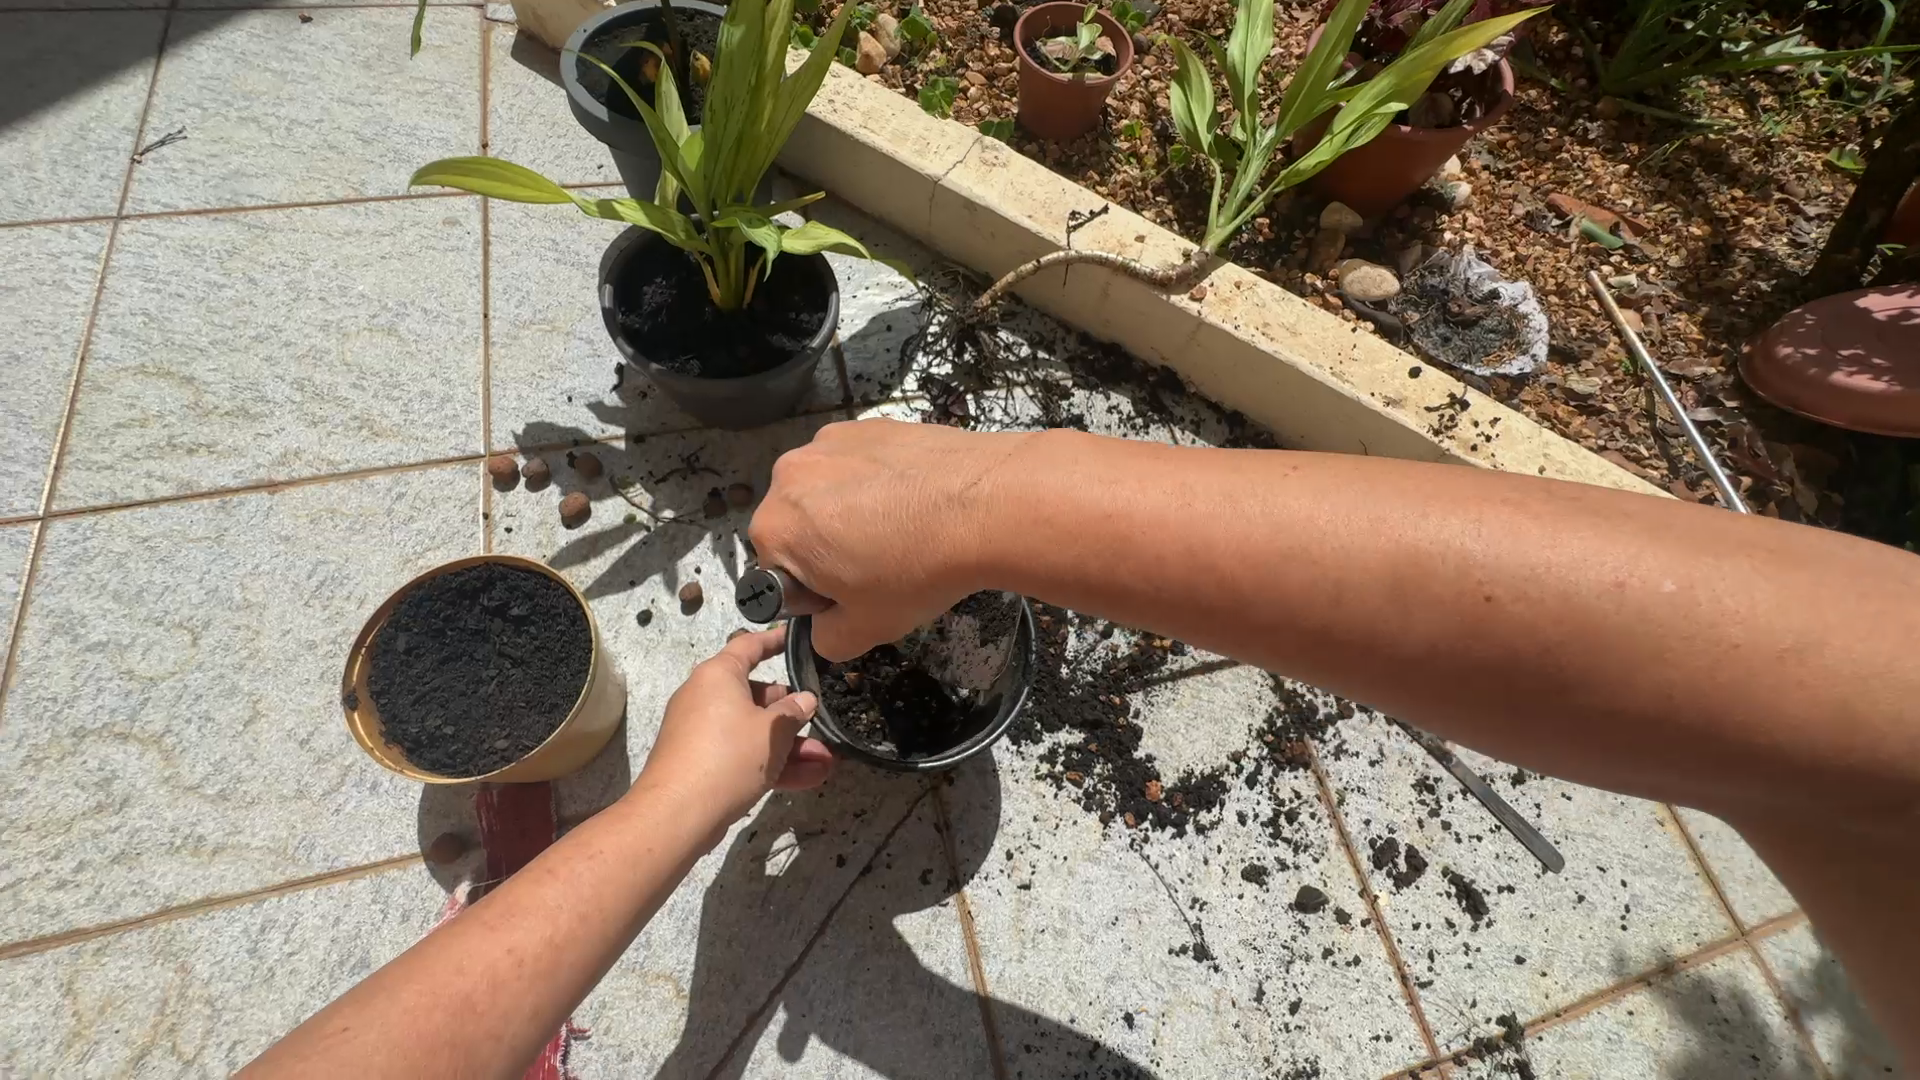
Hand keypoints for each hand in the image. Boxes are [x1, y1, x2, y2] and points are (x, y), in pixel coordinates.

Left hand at [636, 626, 834, 826]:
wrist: (676, 815)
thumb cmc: (728, 756)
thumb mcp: (772, 731)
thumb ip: (793, 712)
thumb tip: (805, 699)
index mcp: (718, 676)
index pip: (750, 646)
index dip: (775, 641)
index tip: (796, 638)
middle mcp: (707, 698)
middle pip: (757, 695)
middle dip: (793, 713)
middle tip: (821, 719)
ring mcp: (703, 733)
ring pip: (755, 731)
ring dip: (790, 745)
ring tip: (826, 760)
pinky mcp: (703, 764)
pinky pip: (744, 754)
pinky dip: (772, 762)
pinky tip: (808, 778)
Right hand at [749, 418, 1030, 659]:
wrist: (987, 504)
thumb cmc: (918, 569)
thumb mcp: (866, 630)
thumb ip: (826, 639)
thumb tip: (824, 626)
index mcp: (775, 527)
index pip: (774, 575)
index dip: (814, 594)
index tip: (854, 594)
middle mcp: (789, 474)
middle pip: (798, 527)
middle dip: (828, 549)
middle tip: (883, 564)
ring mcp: (831, 441)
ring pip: (828, 492)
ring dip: (852, 512)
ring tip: (905, 529)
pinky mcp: (870, 424)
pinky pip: (860, 464)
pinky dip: (878, 482)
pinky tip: (917, 498)